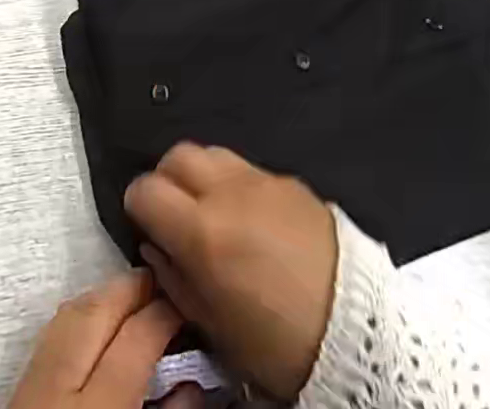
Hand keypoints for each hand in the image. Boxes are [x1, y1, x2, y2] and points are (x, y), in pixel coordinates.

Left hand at [9, 270, 182, 408]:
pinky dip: (80, 318)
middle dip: (136, 284)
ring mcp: (25, 390)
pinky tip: (100, 328)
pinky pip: (49, 336)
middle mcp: (53, 393)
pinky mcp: (13, 393)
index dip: (172, 307)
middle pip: (96, 308)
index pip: (140, 333)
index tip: (195, 301)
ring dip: (107, 296)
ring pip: (67, 314)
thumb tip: (192, 384)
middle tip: (169, 283)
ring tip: (139, 300)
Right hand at [124, 143, 337, 398]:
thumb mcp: (212, 323)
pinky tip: (248, 216)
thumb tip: (157, 245)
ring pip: (214, 152)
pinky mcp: (291, 180)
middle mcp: (231, 192)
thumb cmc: (276, 338)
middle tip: (174, 214)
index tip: (146, 226)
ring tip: (210, 211)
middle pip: (179, 154)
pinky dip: (235, 183)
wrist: (352, 319)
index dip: (137, 207)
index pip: (146, 188)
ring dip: (201, 175)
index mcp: (204, 231)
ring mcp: (264, 180)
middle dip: (166, 180)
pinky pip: (249, 168)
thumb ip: (175, 277)